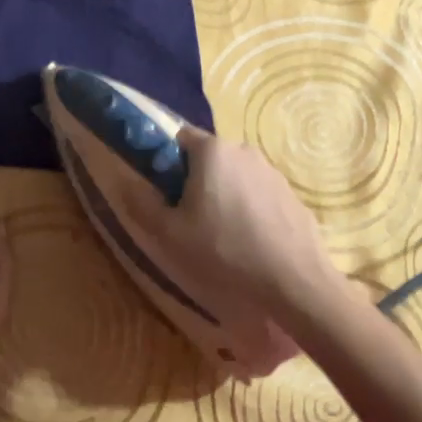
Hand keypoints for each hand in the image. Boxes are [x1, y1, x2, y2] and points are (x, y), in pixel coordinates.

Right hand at [155, 125, 345, 311]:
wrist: (297, 284)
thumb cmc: (226, 252)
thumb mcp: (170, 234)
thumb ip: (141, 203)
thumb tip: (124, 182)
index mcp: (212, 150)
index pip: (178, 137)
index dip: (166, 162)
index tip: (165, 193)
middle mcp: (243, 150)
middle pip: (208, 157)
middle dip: (196, 180)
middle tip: (190, 219)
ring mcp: (272, 171)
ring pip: (235, 176)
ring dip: (224, 195)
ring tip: (223, 236)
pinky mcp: (292, 194)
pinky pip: (259, 194)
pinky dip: (250, 210)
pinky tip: (251, 243)